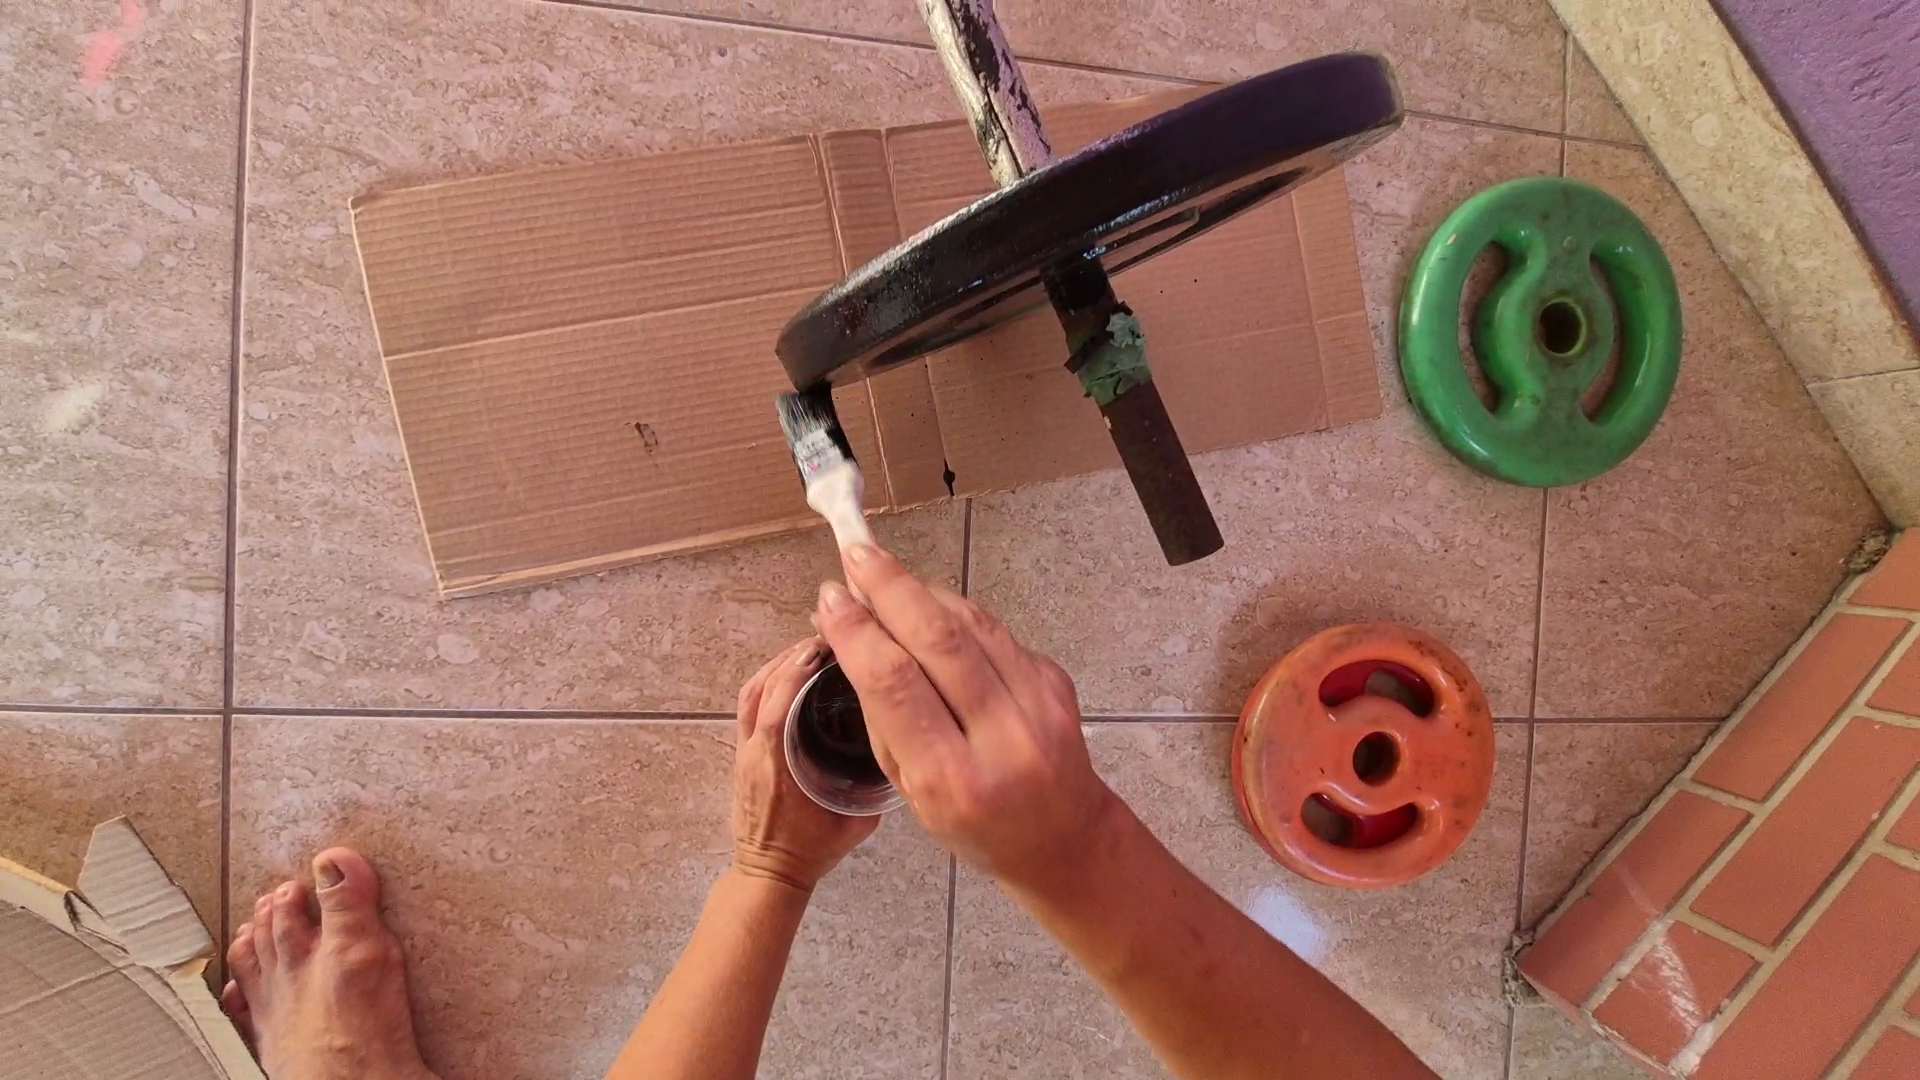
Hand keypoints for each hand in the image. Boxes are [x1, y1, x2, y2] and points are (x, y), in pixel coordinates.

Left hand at [730, 639, 879, 891]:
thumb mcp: (857, 820)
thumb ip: (875, 784)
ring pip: (752, 690)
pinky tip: (789, 668)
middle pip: (764, 685)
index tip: (831, 644)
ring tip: (810, 648)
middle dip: (793, 655)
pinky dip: (767, 678)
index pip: (780, 699)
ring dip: (779, 663)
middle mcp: (756, 748)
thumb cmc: (813, 849)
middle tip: (828, 639)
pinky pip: (747, 703)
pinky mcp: (742, 751)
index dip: (801, 665)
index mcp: (777, 762)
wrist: (770, 874)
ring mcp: (745, 748)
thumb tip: (902, 746)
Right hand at [812, 544, 1119, 892]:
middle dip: (890, 587)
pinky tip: (928, 604)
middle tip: (856, 554)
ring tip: (883, 570)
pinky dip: (955, 610)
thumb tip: (858, 635)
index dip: (856, 631)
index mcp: (953, 779)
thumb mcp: (912, 792)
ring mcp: (1038, 703)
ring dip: (921, 590)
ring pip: (970, 623)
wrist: (1062, 837)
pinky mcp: (1055, 679)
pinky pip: (995, 630)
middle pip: (938, 638)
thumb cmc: (973, 825)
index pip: (894, 684)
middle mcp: (1003, 737)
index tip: (829, 598)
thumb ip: (886, 717)